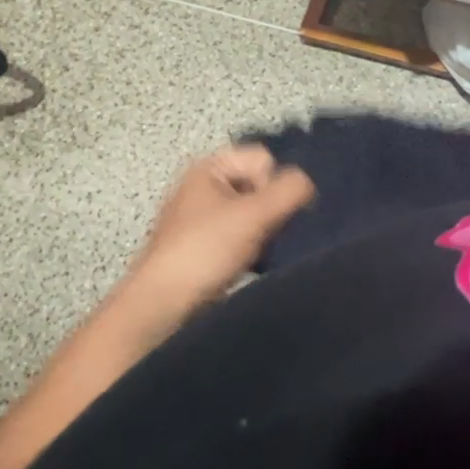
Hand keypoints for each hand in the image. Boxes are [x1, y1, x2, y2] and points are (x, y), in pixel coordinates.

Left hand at [125, 144, 314, 308]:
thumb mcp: (254, 214)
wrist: (161, 309)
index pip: (263, 159)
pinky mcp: (203, 249)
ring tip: (261, 254)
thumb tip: (308, 184)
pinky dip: (252, 250)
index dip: (273, 184)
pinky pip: (241, 238)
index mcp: (208, 167)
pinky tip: (252, 268)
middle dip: (271, 210)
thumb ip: (290, 190)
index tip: (267, 214)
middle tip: (269, 235)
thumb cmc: (204, 251)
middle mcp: (203, 187)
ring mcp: (201, 219)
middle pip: (259, 186)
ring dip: (264, 233)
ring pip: (252, 215)